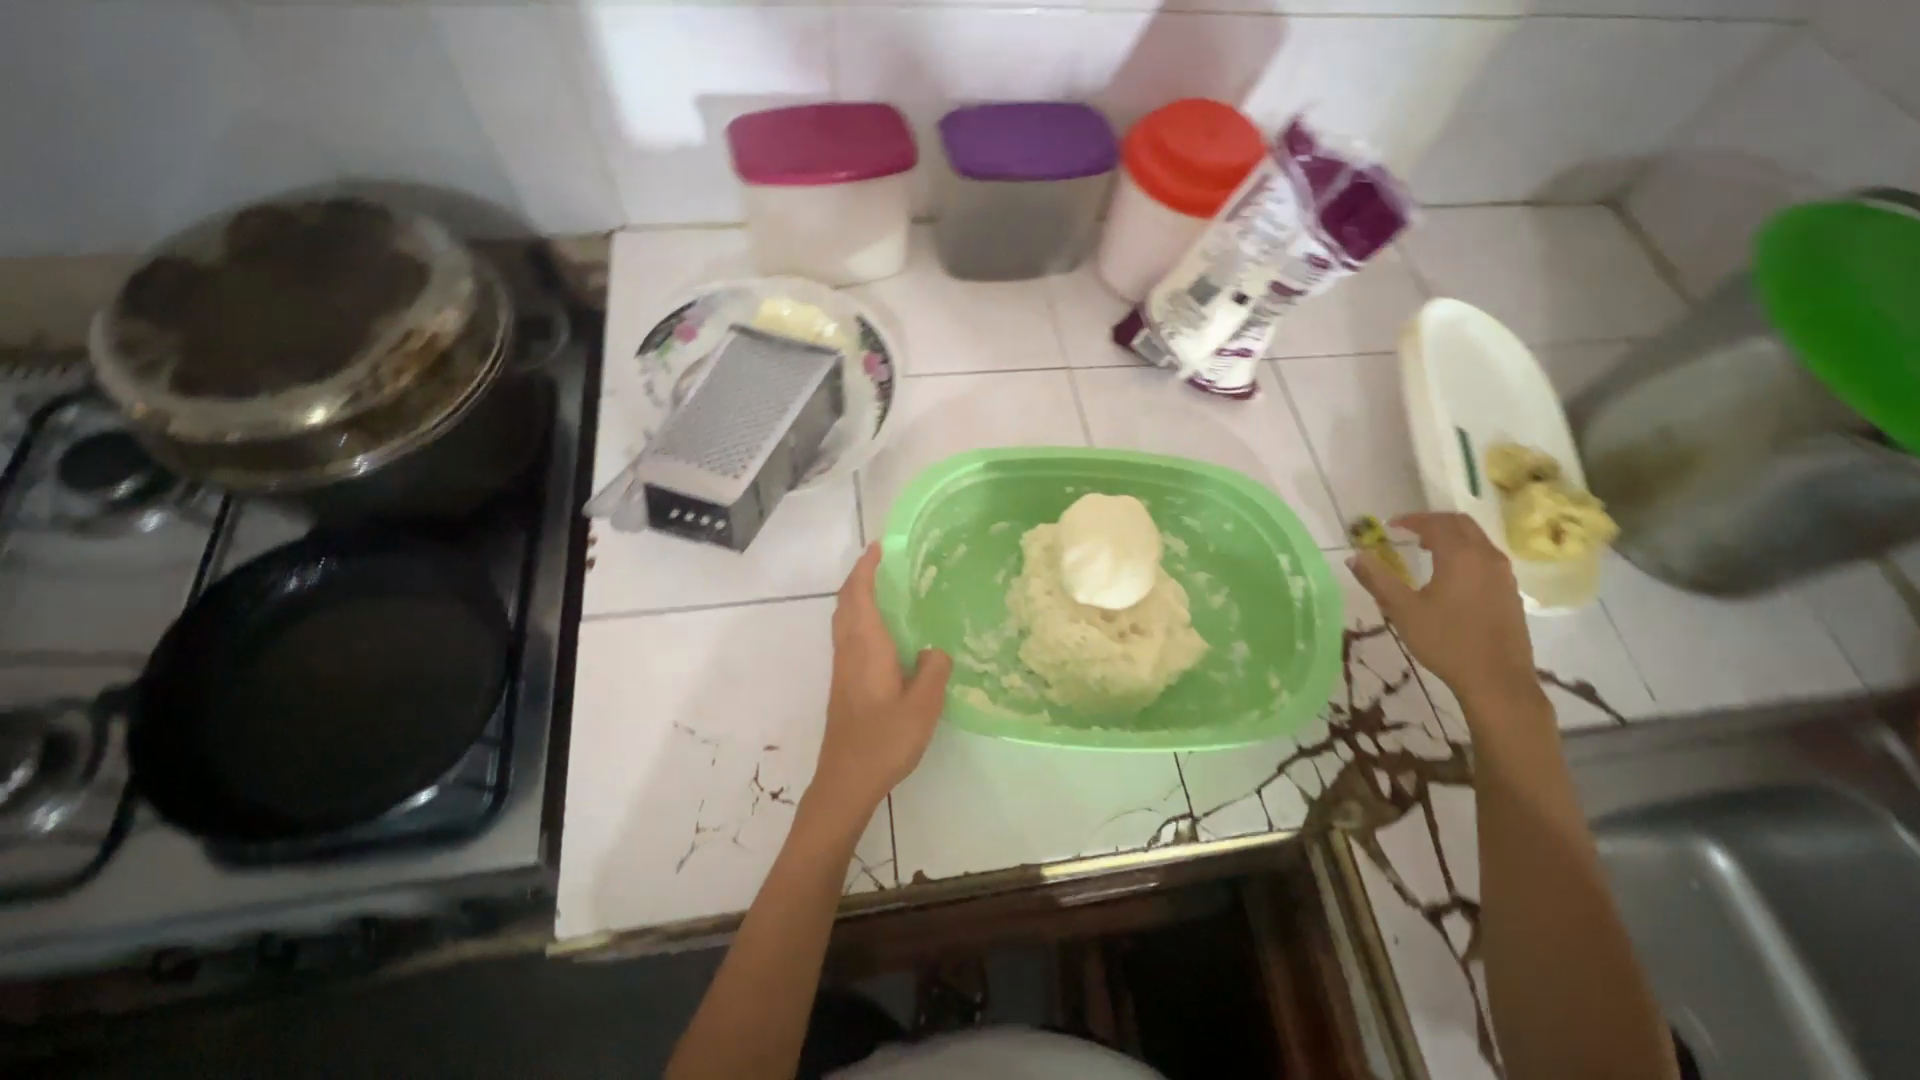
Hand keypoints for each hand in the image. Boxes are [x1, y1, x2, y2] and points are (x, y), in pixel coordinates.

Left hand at [811, 544, 952, 826]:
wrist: (847, 779)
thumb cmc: (885, 740)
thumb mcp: (924, 705)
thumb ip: (934, 670)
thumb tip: (933, 649)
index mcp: (866, 647)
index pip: (859, 595)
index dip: (866, 568)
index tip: (880, 547)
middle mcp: (849, 651)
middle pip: (846, 603)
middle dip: (860, 578)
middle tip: (885, 564)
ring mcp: (843, 669)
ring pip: (844, 621)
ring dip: (858, 598)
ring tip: (886, 590)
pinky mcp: (844, 685)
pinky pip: (848, 637)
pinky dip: (860, 619)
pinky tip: (883, 634)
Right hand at [1350, 512, 1538, 708]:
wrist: (1496, 679)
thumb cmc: (1445, 642)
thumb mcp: (1403, 611)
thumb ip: (1377, 580)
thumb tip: (1354, 556)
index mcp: (1460, 556)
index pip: (1435, 523)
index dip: (1411, 519)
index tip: (1390, 525)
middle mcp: (1486, 557)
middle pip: (1461, 523)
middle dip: (1434, 522)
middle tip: (1409, 531)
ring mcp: (1503, 574)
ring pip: (1478, 540)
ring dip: (1452, 536)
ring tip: (1428, 550)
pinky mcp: (1510, 591)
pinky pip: (1487, 557)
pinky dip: (1466, 552)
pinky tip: (1452, 575)